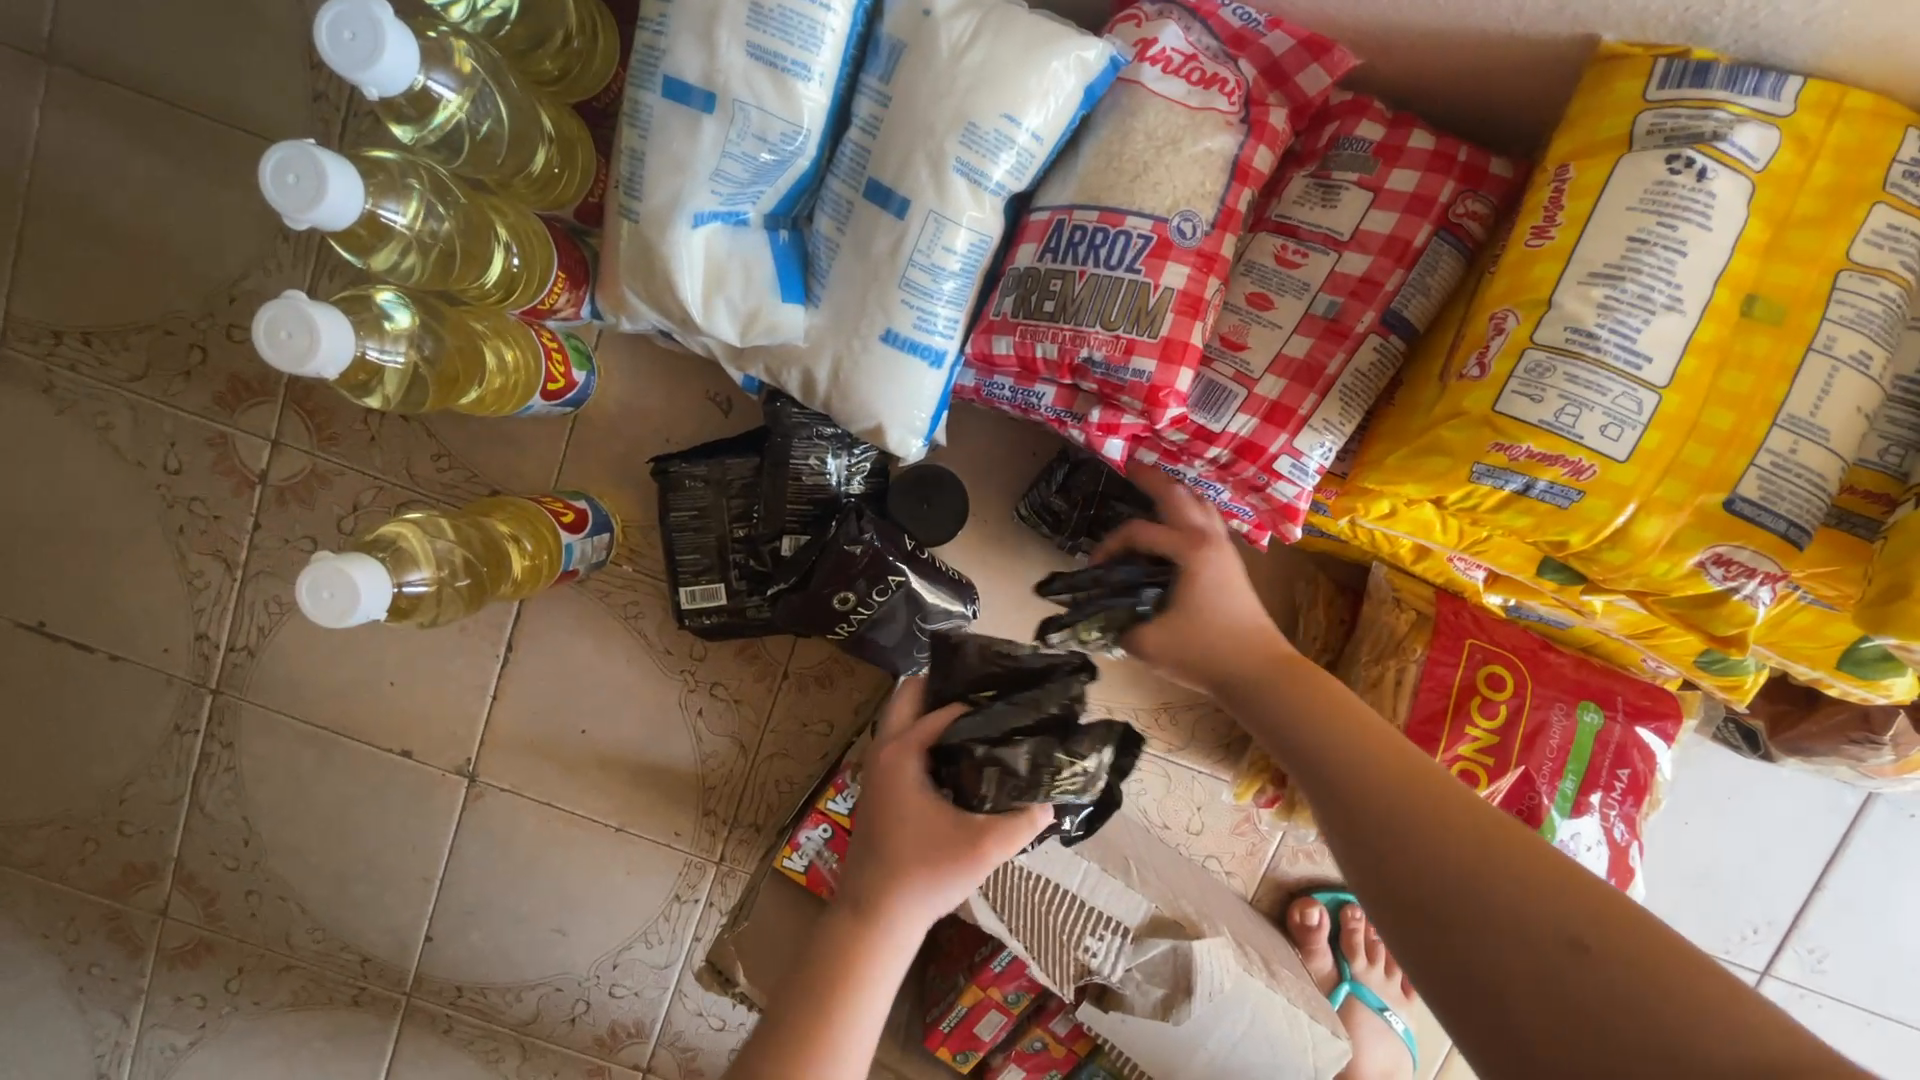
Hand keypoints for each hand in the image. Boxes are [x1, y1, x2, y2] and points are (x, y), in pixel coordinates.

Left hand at [838, 678, 1052, 929]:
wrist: (875, 917)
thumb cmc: (924, 875)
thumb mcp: (984, 848)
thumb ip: (1023, 822)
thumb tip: (1052, 801)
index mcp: (902, 752)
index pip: (945, 708)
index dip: (979, 703)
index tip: (1011, 703)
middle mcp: (883, 751)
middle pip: (908, 696)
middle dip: (943, 687)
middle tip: (985, 697)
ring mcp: (876, 769)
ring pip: (901, 719)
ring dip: (931, 711)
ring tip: (977, 720)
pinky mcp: (878, 788)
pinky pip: (900, 742)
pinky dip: (923, 735)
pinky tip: (957, 757)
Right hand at [1092, 464, 1296, 695]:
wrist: (1259, 672)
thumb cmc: (1204, 654)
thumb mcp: (1148, 643)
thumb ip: (1118, 625)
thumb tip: (1103, 617)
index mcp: (1188, 550)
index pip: (1138, 532)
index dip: (1109, 546)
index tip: (1093, 568)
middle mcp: (1208, 540)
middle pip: (1177, 495)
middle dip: (1151, 478)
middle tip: (1129, 464)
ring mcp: (1225, 549)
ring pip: (1200, 504)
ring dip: (1176, 492)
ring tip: (1155, 488)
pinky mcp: (1231, 564)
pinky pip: (1209, 521)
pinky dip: (1191, 511)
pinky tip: (1180, 523)